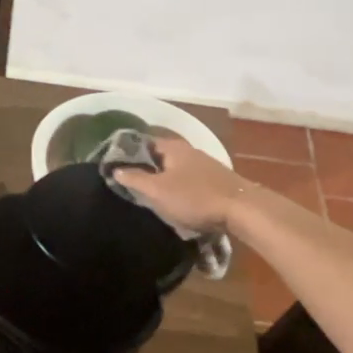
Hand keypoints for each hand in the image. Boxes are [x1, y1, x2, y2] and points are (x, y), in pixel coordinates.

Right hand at [111, 138, 253, 232]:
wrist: (240, 209)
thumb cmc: (194, 197)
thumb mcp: (157, 190)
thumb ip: (134, 179)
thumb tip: (115, 169)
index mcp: (173, 147)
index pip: (142, 142)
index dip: (126, 153)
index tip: (113, 166)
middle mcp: (188, 150)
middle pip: (159, 156)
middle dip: (143, 167)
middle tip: (128, 183)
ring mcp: (203, 165)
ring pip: (174, 168)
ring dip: (160, 179)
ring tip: (147, 195)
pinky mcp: (213, 180)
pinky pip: (187, 180)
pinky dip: (176, 186)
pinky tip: (173, 200)